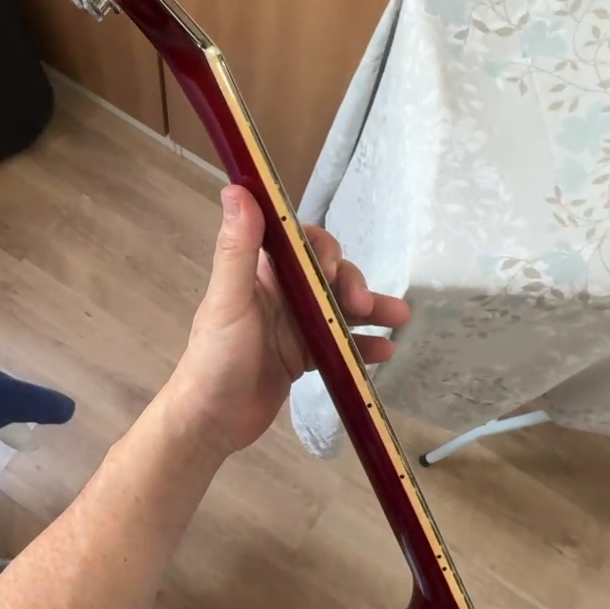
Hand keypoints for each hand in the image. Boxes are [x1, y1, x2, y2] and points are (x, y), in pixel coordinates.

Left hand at [165, 185, 409, 454]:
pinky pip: (339, 343)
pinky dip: (362, 344)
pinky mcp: (301, 358)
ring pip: (339, 306)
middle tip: (363, 305)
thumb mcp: (229, 301)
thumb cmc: (216, 359)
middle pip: (326, 273)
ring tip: (398, 319)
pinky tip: (384, 351)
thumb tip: (237, 186)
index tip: (332, 269)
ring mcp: (292, 326)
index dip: (322, 248)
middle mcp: (277, 295)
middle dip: (350, 282)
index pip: (298, 242)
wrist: (211, 421)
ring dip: (370, 308)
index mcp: (258, 274)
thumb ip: (237, 249)